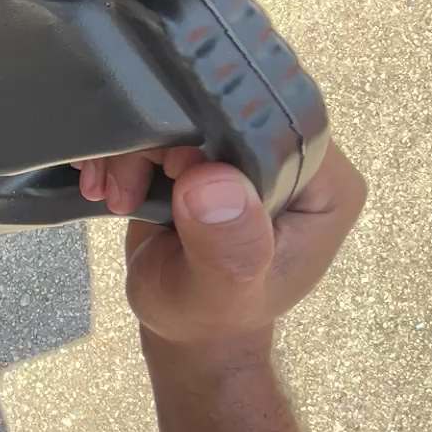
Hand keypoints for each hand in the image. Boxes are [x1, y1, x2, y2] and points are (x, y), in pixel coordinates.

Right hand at [79, 141, 366, 365]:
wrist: (181, 322)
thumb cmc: (208, 316)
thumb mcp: (219, 291)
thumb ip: (226, 245)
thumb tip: (211, 182)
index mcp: (324, 183)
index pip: (268, 119)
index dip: (211, 134)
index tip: (171, 175)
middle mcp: (291, 159)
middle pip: (214, 109)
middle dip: (156, 143)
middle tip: (124, 191)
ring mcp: (244, 155)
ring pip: (176, 114)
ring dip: (129, 151)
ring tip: (113, 196)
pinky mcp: (205, 156)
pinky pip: (157, 129)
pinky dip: (122, 151)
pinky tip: (106, 185)